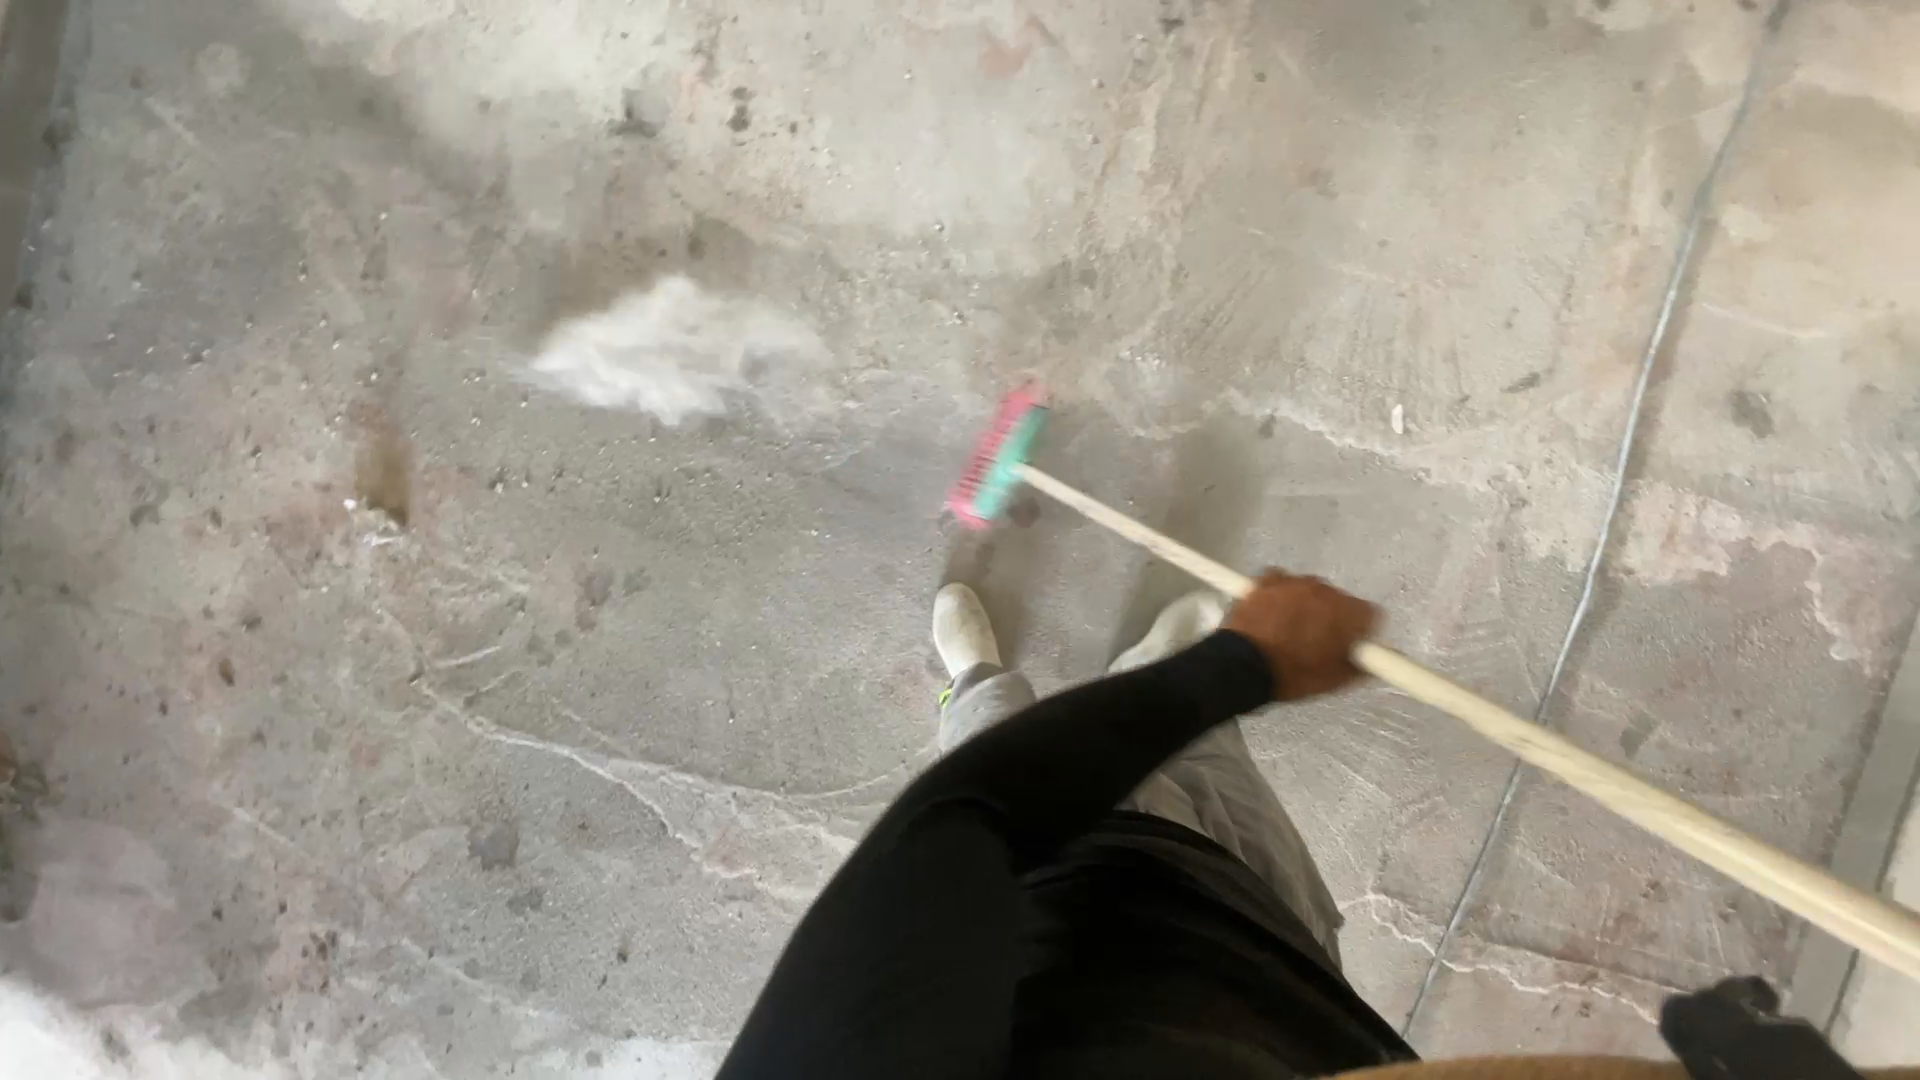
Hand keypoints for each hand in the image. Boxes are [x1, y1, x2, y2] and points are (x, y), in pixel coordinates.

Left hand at [1223, 569, 1377, 700]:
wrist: (1243, 664)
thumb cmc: (1293, 674)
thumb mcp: (1335, 678)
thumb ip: (1362, 663)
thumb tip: (1375, 657)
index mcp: (1349, 612)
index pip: (1370, 615)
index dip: (1360, 630)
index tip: (1349, 644)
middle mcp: (1326, 590)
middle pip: (1338, 599)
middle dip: (1330, 616)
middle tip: (1315, 640)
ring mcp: (1294, 582)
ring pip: (1308, 589)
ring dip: (1304, 603)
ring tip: (1289, 627)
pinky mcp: (1266, 580)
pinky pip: (1280, 581)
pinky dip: (1279, 592)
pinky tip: (1272, 610)